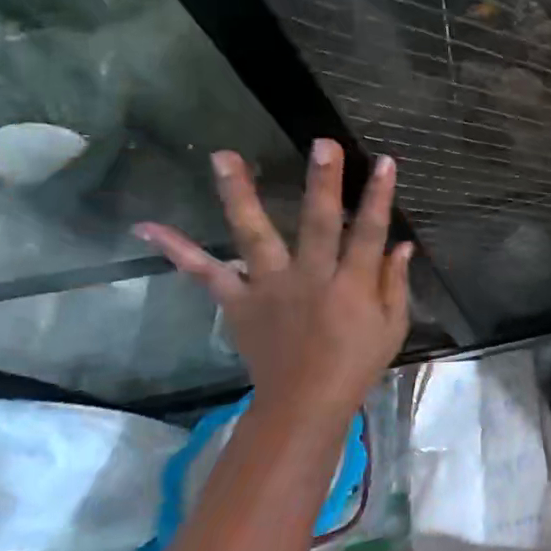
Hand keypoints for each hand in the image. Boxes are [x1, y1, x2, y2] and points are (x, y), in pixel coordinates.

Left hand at [135, 139, 410, 423]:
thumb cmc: (355, 366)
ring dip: (240, 195)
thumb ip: (396, 285)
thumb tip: (403, 245)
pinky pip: (206, 274)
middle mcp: (311, 279)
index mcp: (351, 287)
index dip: (380, 198)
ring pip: (255, 235)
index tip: (386, 161)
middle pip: (319, 224)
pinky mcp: (238, 302)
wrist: (303, 405)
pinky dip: (178, 251)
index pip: (370, 234)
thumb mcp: (392, 329)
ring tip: (223, 156)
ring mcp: (270, 288)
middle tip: (323, 144)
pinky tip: (147, 226)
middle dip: (323, 183)